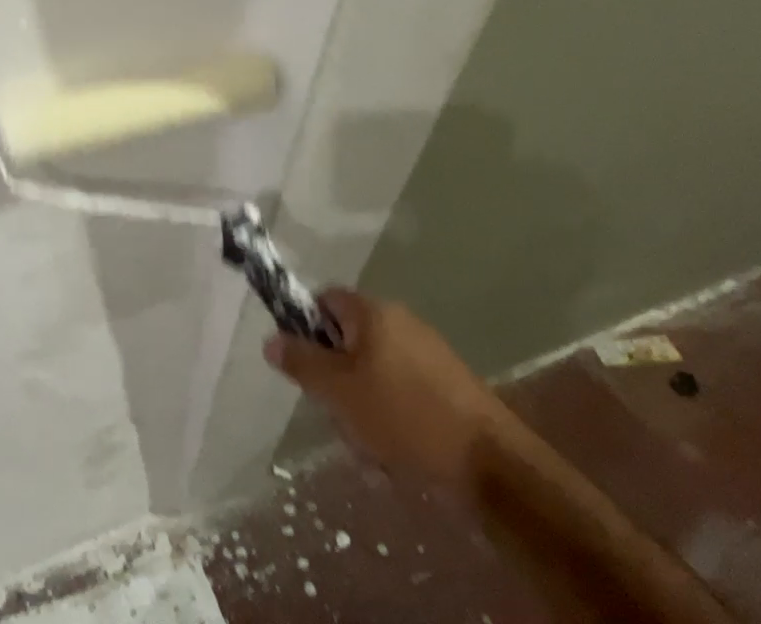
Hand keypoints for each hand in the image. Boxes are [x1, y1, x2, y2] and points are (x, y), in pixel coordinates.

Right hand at [264, 290, 519, 492]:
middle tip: (330, 406)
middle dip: (333, 373)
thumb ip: (300, 362)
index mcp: (374, 313)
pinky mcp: (447, 385)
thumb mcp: (337, 391)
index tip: (299, 360)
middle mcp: (402, 322)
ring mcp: (428, 353)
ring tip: (363, 438)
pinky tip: (392, 447)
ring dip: (358, 400)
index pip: (324, 298)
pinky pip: (400, 390)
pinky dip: (388, 413)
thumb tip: (271, 338)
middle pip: (347, 337)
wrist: (490, 462)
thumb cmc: (402, 415)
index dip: (303, 323)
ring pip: (371, 369)